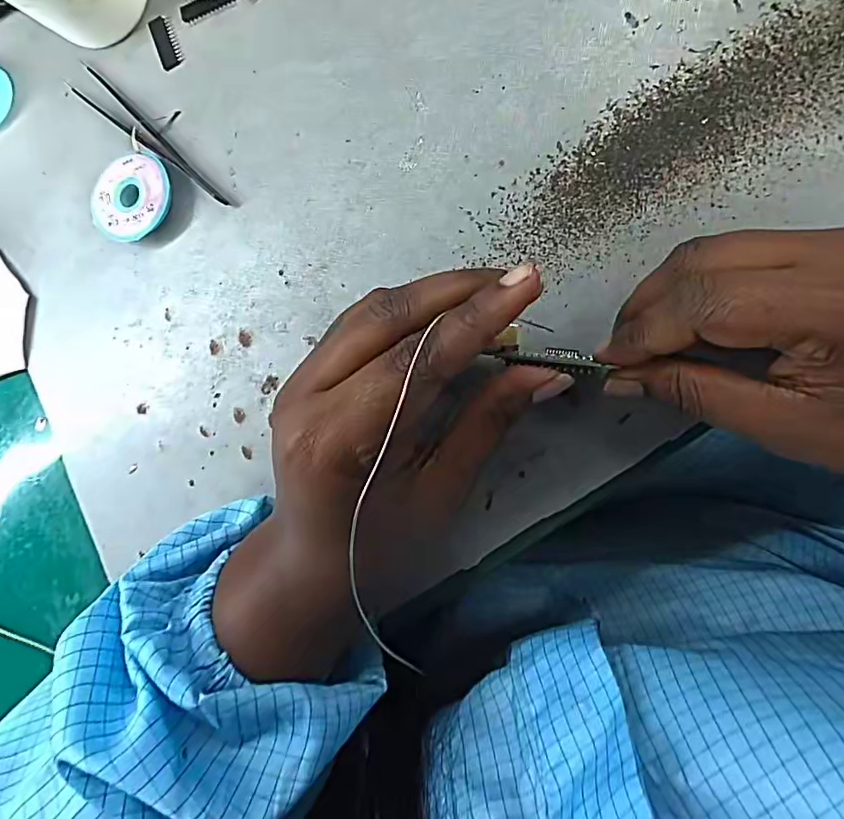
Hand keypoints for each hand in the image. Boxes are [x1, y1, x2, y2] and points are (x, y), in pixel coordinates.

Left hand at [213, 265, 571, 680]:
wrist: (308, 562)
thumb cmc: (380, 547)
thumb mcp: (441, 492)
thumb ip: (488, 421)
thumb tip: (544, 371)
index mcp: (339, 440)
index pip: (418, 357)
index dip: (478, 316)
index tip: (527, 283)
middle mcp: (308, 396)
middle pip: (389, 315)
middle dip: (460, 290)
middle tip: (517, 281)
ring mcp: (299, 377)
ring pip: (374, 308)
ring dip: (436, 292)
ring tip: (491, 292)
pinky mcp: (305, 369)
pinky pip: (362, 319)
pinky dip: (411, 305)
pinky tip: (448, 309)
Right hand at [597, 229, 843, 546]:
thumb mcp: (794, 431)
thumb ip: (702, 393)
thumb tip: (625, 376)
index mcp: (837, 303)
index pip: (709, 298)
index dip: (649, 328)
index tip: (608, 359)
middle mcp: (839, 249)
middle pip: (708, 257)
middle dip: (650, 302)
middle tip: (620, 346)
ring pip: (722, 245)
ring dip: (672, 286)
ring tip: (646, 332)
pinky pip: (750, 248)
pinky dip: (706, 279)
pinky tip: (692, 313)